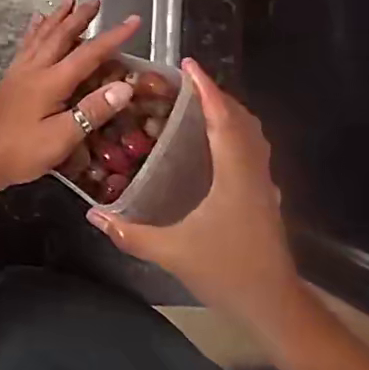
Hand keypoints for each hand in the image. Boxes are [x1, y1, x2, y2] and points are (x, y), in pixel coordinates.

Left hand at [0, 0, 141, 195]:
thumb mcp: (61, 138)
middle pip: (61, 36)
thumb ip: (92, 111)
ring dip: (57, 17)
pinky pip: (26, 45)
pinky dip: (35, 30)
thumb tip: (124, 87)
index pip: (89, 54)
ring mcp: (19, 73)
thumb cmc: (20, 152)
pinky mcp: (10, 80)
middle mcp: (35, 69)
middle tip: (95, 0)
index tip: (134, 21)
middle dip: (80, 17)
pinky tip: (36, 23)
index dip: (113, 37)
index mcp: (52, 81)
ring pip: (42, 36)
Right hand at [86, 59, 299, 317]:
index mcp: (233, 174)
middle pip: (240, 118)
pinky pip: (252, 148)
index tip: (187, 65)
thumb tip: (93, 215)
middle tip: (183, 83)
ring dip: (228, 111)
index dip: (206, 88)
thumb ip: (130, 233)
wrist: (275, 305)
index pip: (222, 118)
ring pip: (251, 132)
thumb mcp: (172, 253)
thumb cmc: (227, 272)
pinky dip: (234, 131)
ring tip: (197, 104)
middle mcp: (252, 170)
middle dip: (215, 94)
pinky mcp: (264, 195)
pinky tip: (213, 143)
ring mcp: (263, 183)